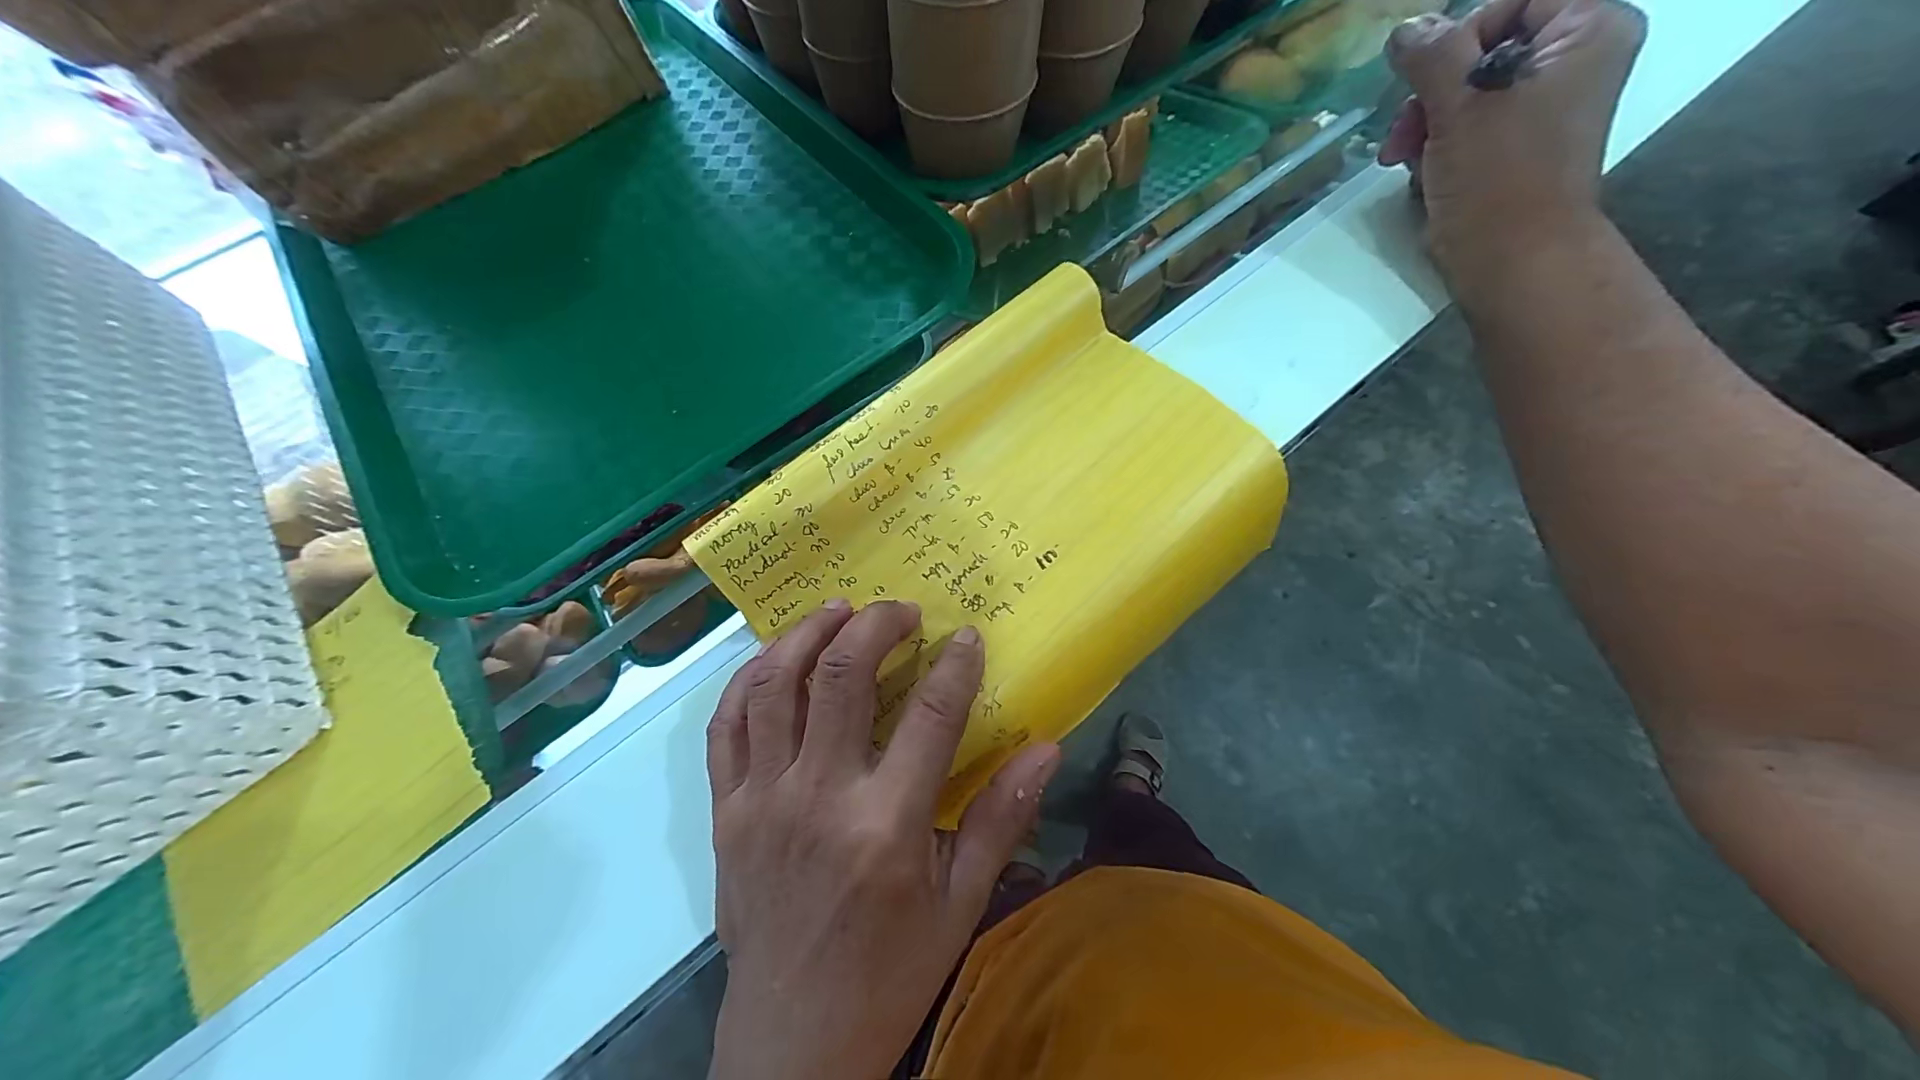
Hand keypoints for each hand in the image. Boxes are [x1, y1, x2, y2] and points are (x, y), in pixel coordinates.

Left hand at [706, 599, 1061, 1079]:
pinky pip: (726, 725)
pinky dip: (750, 679)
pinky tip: (777, 659)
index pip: (930, 716)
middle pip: (841, 677)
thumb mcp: (961, 904)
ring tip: (838, 611)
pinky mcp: (725, 810)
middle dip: (875, 627)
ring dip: (807, 634)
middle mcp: (819, 797)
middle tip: (900, 610)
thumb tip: (1046, 749)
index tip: (966, 635)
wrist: (791, 1038)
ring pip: (773, 685)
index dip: (954, 665)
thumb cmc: (889, 971)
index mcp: (886, 825)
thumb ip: (1002, 820)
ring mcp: (762, 799)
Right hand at [1378, 0, 1647, 273]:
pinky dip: (1440, 141)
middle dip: (1435, 87)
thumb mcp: (1460, 106)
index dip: (1460, 36)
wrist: (1512, 259)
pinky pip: (1473, 123)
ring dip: (1427, 119)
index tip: (1429, 81)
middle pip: (1488, 44)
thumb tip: (1405, 29)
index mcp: (1590, 31)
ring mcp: (1548, 107)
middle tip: (1404, 130)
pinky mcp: (1518, 146)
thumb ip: (1432, 55)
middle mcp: (1577, 61)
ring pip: (1472, 89)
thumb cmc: (1497, 177)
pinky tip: (1421, 169)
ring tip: (1403, 156)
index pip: (1515, 0)